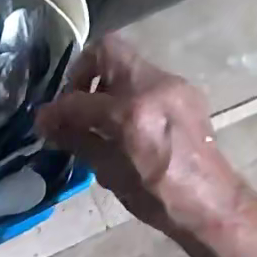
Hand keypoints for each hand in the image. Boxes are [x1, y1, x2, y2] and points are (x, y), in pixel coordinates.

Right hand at [36, 36, 248, 238]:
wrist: (211, 204)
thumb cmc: (157, 198)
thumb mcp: (108, 172)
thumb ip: (77, 139)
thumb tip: (48, 124)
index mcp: (131, 113)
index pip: (78, 99)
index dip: (55, 110)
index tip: (44, 122)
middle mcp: (153, 87)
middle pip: (107, 52)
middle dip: (82, 74)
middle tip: (74, 105)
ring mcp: (173, 86)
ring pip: (127, 65)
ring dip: (105, 85)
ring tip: (97, 118)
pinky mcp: (185, 93)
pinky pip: (146, 80)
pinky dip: (127, 93)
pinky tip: (123, 123)